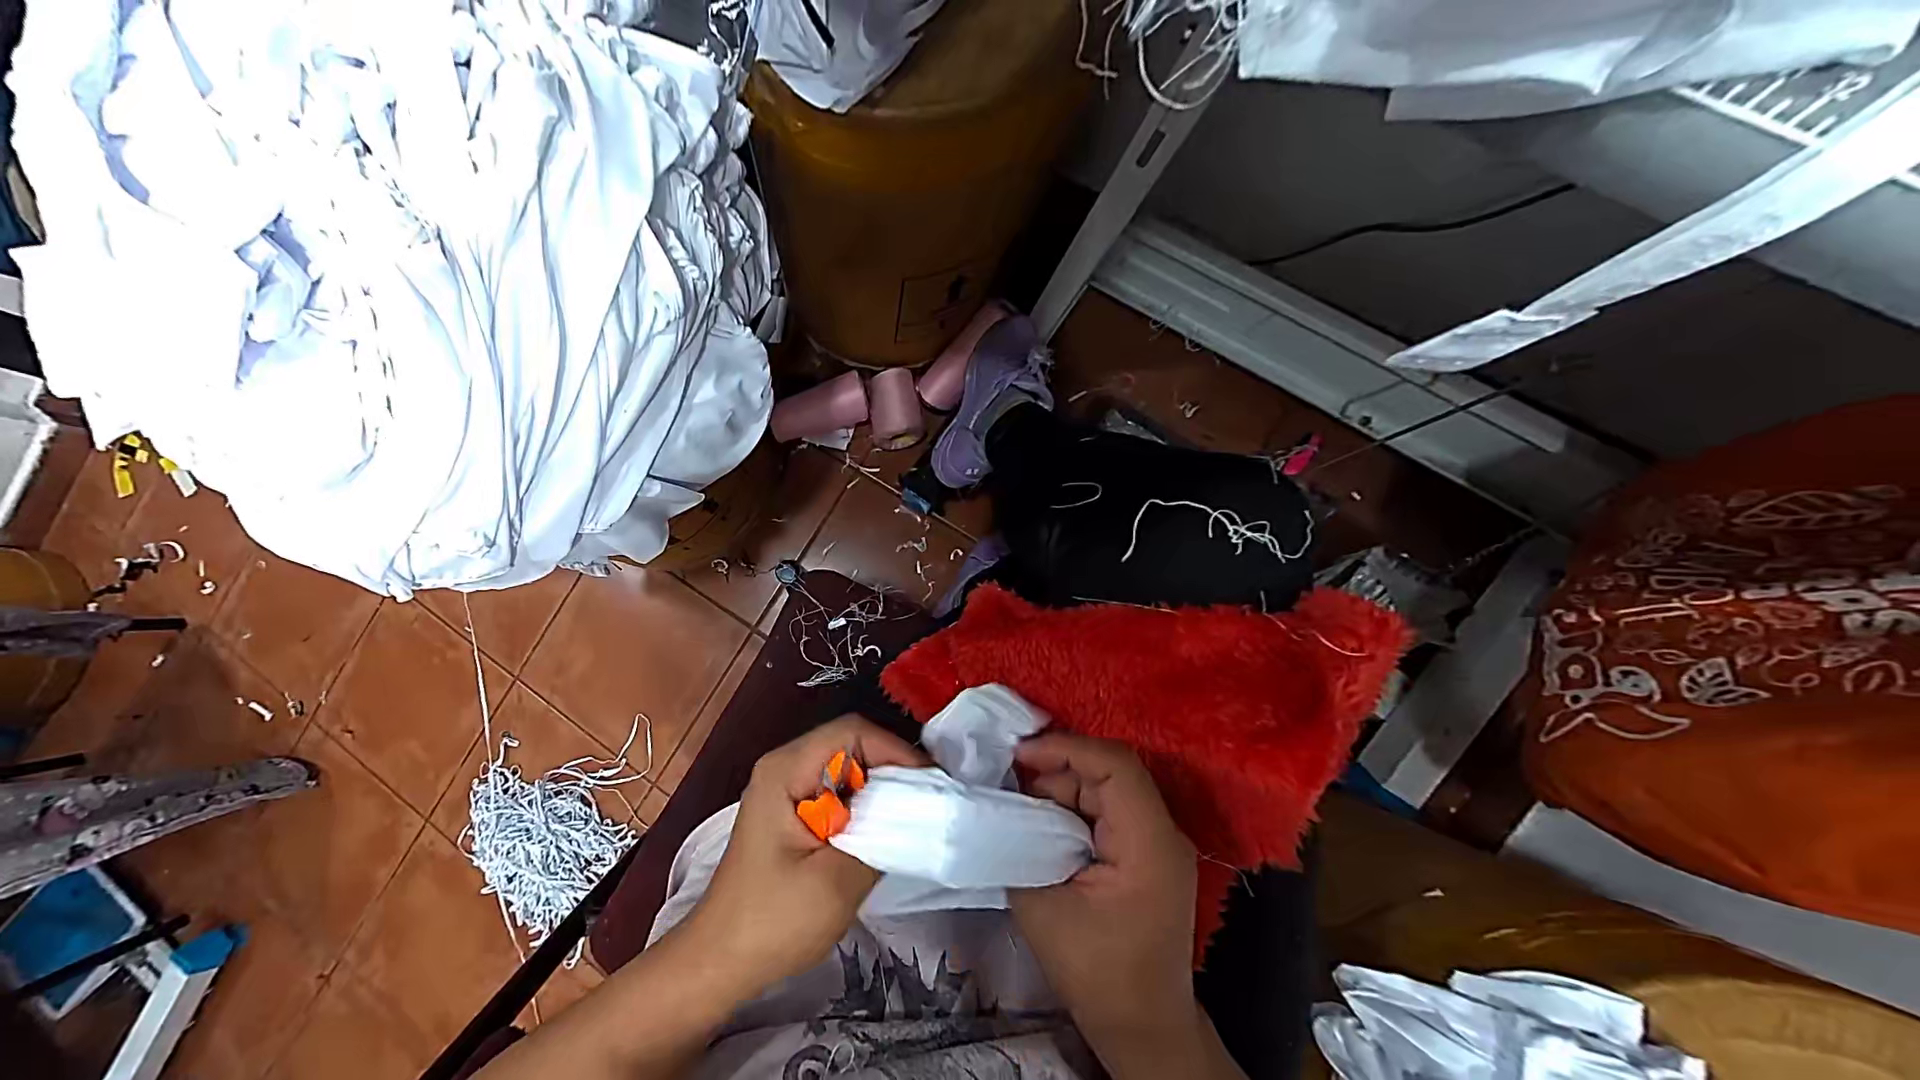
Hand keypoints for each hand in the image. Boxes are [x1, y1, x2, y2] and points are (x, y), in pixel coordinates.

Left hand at [676, 715, 928, 995]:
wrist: (719, 963)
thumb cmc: (771, 922)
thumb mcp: (835, 881)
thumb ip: (882, 836)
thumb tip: (919, 809)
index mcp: (786, 770)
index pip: (853, 732)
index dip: (897, 750)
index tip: (930, 783)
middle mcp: (785, 767)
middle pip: (853, 744)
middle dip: (894, 768)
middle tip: (929, 800)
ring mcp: (788, 789)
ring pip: (850, 768)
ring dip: (883, 788)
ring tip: (916, 815)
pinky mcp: (795, 812)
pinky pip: (841, 791)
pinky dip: (868, 805)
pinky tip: (886, 831)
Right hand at [1012, 734, 1240, 1078]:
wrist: (1144, 1028)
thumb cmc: (1097, 974)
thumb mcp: (1043, 908)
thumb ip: (1020, 846)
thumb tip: (1000, 807)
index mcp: (1150, 843)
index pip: (1115, 766)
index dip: (1066, 748)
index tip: (1020, 755)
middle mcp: (1163, 832)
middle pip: (1110, 773)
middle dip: (1057, 769)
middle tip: (1011, 781)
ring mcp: (1159, 843)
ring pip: (1107, 788)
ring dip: (1062, 789)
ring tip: (1020, 805)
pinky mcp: (1148, 854)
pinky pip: (1109, 811)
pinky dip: (1073, 808)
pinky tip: (1042, 822)